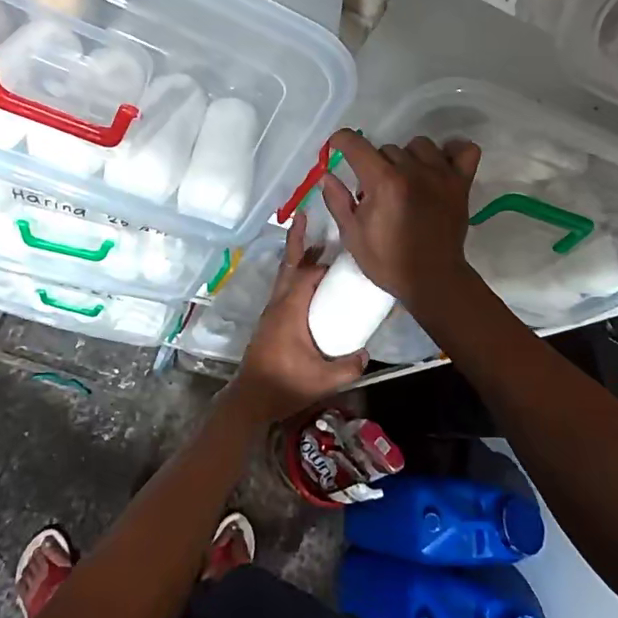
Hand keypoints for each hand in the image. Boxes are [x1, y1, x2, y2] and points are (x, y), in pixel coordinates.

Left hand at [228, 211, 366, 423]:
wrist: (250, 401)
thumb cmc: (284, 385)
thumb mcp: (324, 379)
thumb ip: (350, 366)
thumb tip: (367, 352)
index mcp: (289, 310)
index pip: (307, 274)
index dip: (325, 263)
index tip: (345, 256)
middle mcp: (278, 305)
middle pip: (289, 265)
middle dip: (298, 241)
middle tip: (305, 216)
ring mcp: (272, 314)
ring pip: (285, 276)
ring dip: (298, 258)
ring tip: (315, 244)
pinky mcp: (271, 323)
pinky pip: (284, 290)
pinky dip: (296, 277)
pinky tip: (309, 284)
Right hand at [321, 129, 482, 309]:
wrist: (432, 279)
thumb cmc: (388, 261)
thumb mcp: (353, 235)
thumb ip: (338, 200)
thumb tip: (327, 175)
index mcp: (384, 182)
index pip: (355, 144)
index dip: (340, 142)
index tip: (337, 150)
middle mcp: (414, 170)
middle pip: (387, 149)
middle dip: (376, 166)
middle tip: (377, 192)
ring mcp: (442, 175)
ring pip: (420, 146)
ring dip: (409, 158)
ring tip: (407, 181)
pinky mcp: (462, 183)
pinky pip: (465, 151)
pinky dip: (453, 152)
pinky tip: (440, 165)